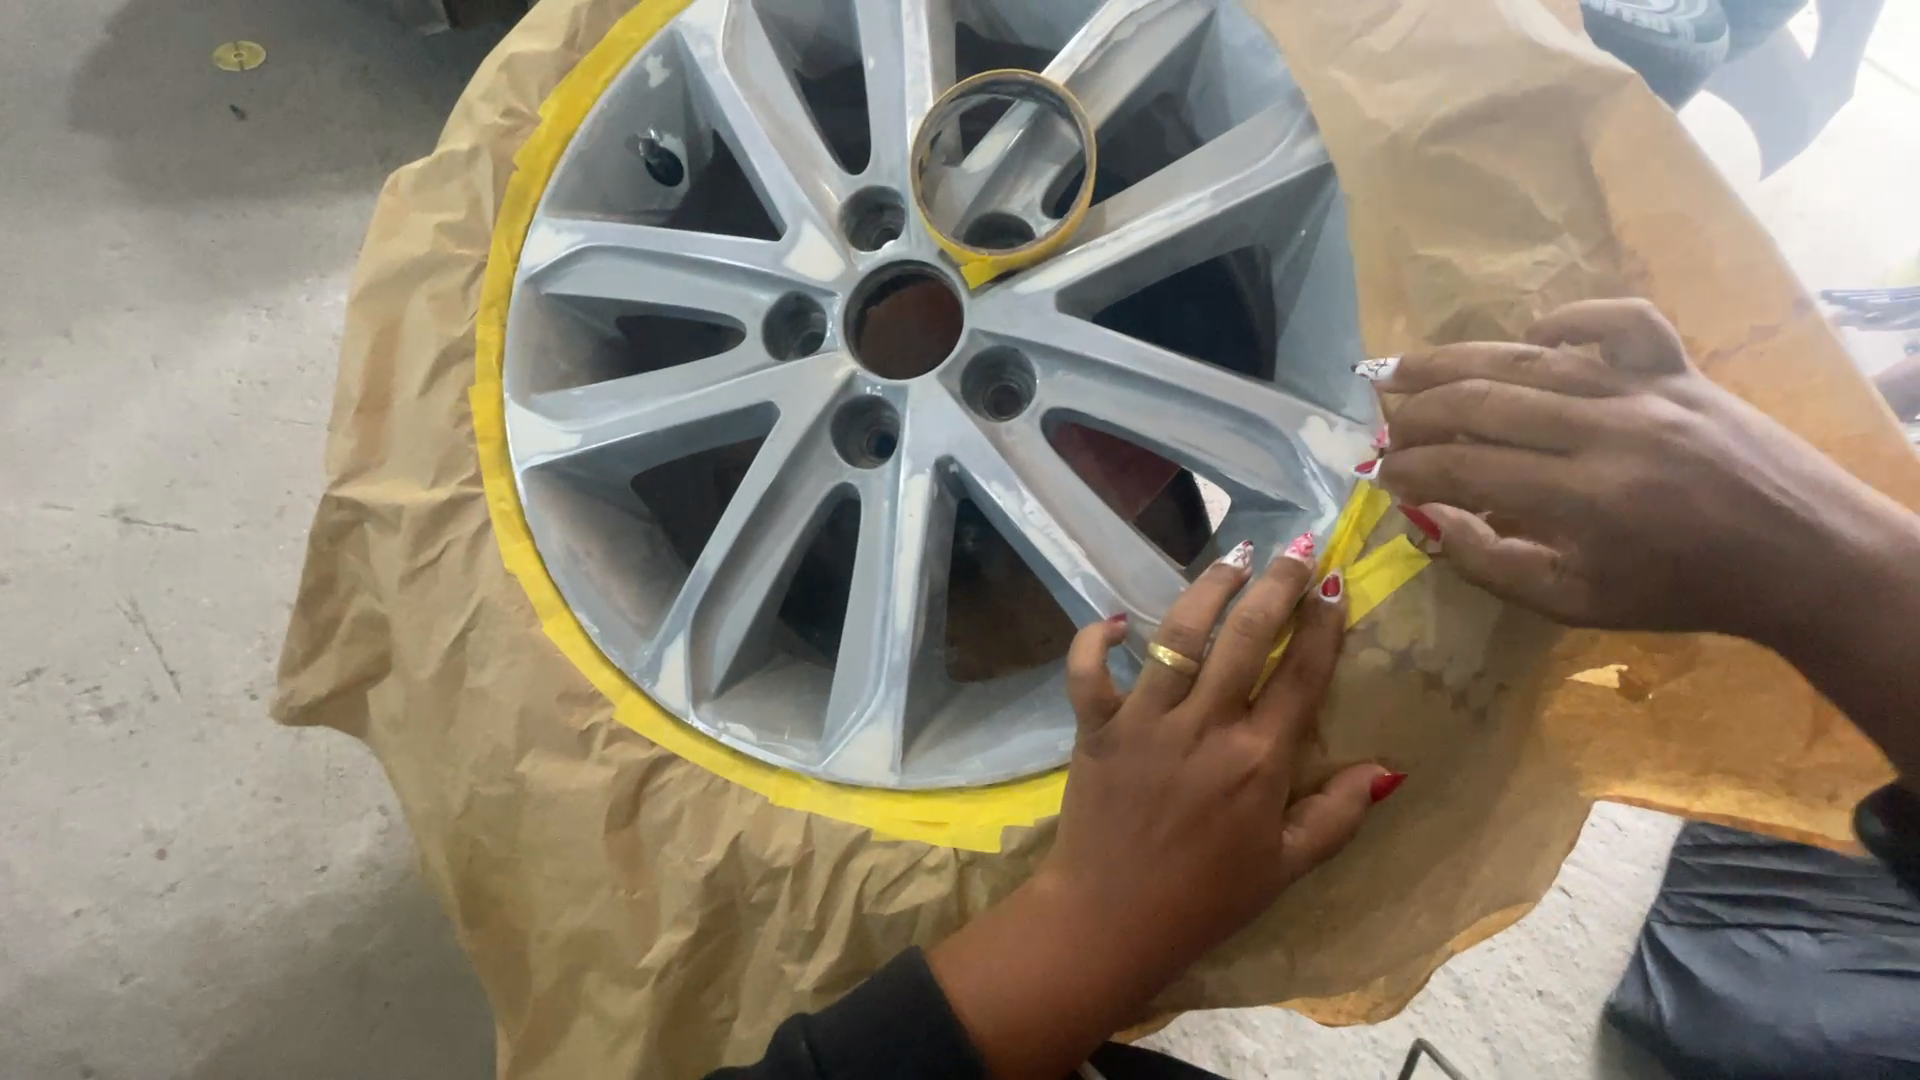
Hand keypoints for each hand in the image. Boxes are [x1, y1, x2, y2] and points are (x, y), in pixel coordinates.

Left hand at [929, 542, 1396, 1079]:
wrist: (1114, 917)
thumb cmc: (1206, 896)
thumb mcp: (1287, 867)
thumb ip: (1339, 814)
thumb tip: (1388, 766)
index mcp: (1259, 761)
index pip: (1303, 675)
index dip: (1324, 625)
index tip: (1336, 583)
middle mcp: (1205, 728)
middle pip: (1247, 639)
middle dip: (1275, 586)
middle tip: (1293, 551)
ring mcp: (1145, 723)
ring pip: (1176, 637)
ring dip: (1205, 592)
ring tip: (1229, 562)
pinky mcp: (1096, 728)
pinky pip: (1088, 673)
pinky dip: (1094, 642)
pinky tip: (1114, 621)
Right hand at [1371, 299, 1886, 645]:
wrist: (1809, 559)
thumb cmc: (1678, 590)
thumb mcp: (1569, 600)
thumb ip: (1486, 561)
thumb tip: (1426, 516)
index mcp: (1583, 499)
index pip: (1462, 467)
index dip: (1407, 469)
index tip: (1380, 476)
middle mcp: (1609, 433)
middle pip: (1481, 403)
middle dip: (1415, 415)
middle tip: (1385, 430)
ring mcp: (1649, 392)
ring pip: (1529, 358)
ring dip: (1452, 360)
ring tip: (1399, 367)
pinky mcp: (1682, 371)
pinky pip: (1622, 321)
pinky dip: (1569, 319)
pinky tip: (1531, 336)